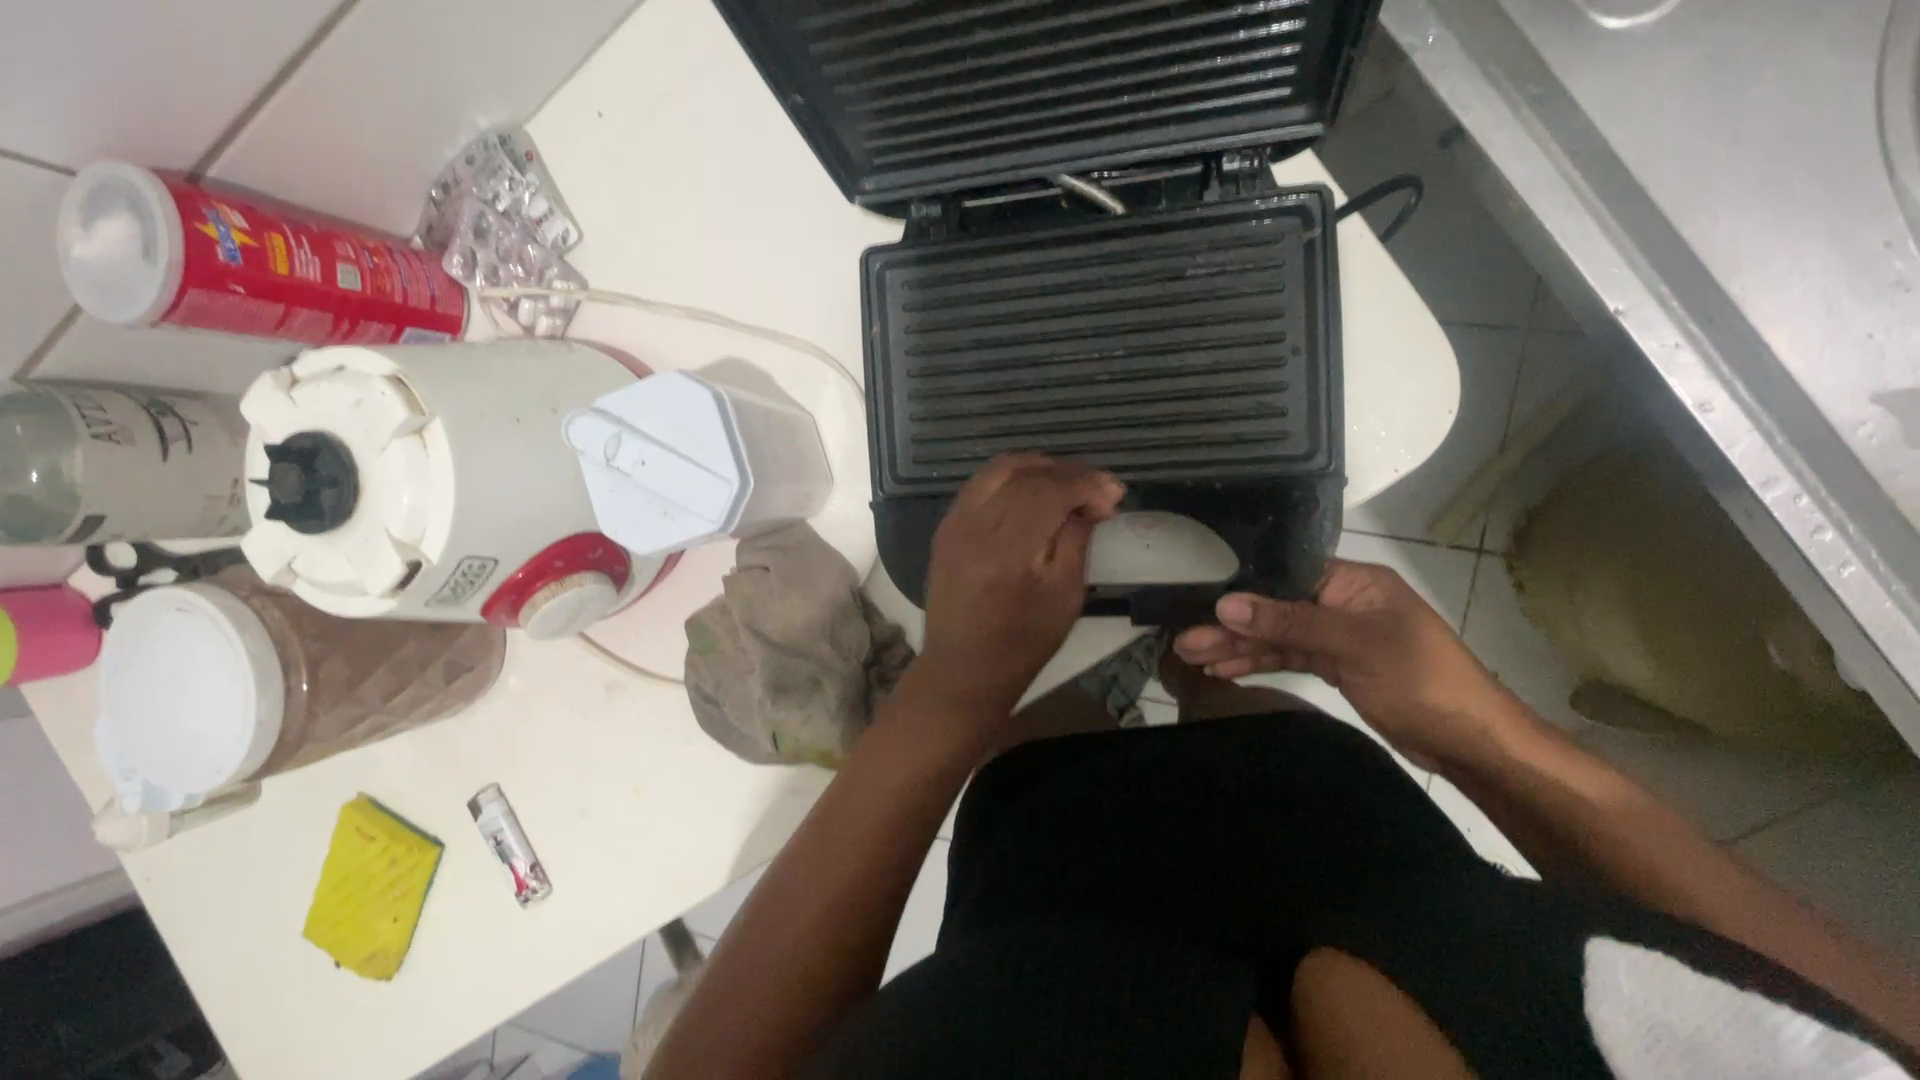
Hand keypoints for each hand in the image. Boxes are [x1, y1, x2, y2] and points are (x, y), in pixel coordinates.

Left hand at [914, 454, 1124, 723]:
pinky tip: (1034, 494)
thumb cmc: (1023, 643)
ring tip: (1068, 485)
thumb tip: (1093, 500)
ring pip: (998, 469)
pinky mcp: (945, 527)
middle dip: (1067, 472)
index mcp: (1006, 551)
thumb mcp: (1065, 596)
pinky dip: (1012, 478)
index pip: (1049, 490)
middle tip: (1097, 489)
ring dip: (1038, 468)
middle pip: (1023, 472)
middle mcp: (973, 526)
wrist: (963, 669)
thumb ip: (1076, 539)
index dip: (1086, 483)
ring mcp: (952, 523)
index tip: (1114, 495)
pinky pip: (980, 484)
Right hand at [1172, 559, 1523, 769]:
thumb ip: (1290, 623)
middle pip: (1274, 608)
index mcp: (1354, 582)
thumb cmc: (1421, 680)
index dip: (1241, 588)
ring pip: (1277, 636)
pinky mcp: (1336, 667)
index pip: (1284, 574)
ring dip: (1237, 647)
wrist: (1469, 741)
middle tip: (1184, 642)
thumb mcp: (1354, 645)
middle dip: (1230, 625)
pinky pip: (1288, 658)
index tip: (1197, 601)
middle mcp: (1342, 602)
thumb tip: (1227, 603)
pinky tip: (1225, 670)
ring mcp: (1338, 636)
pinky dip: (1258, 663)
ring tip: (1191, 659)